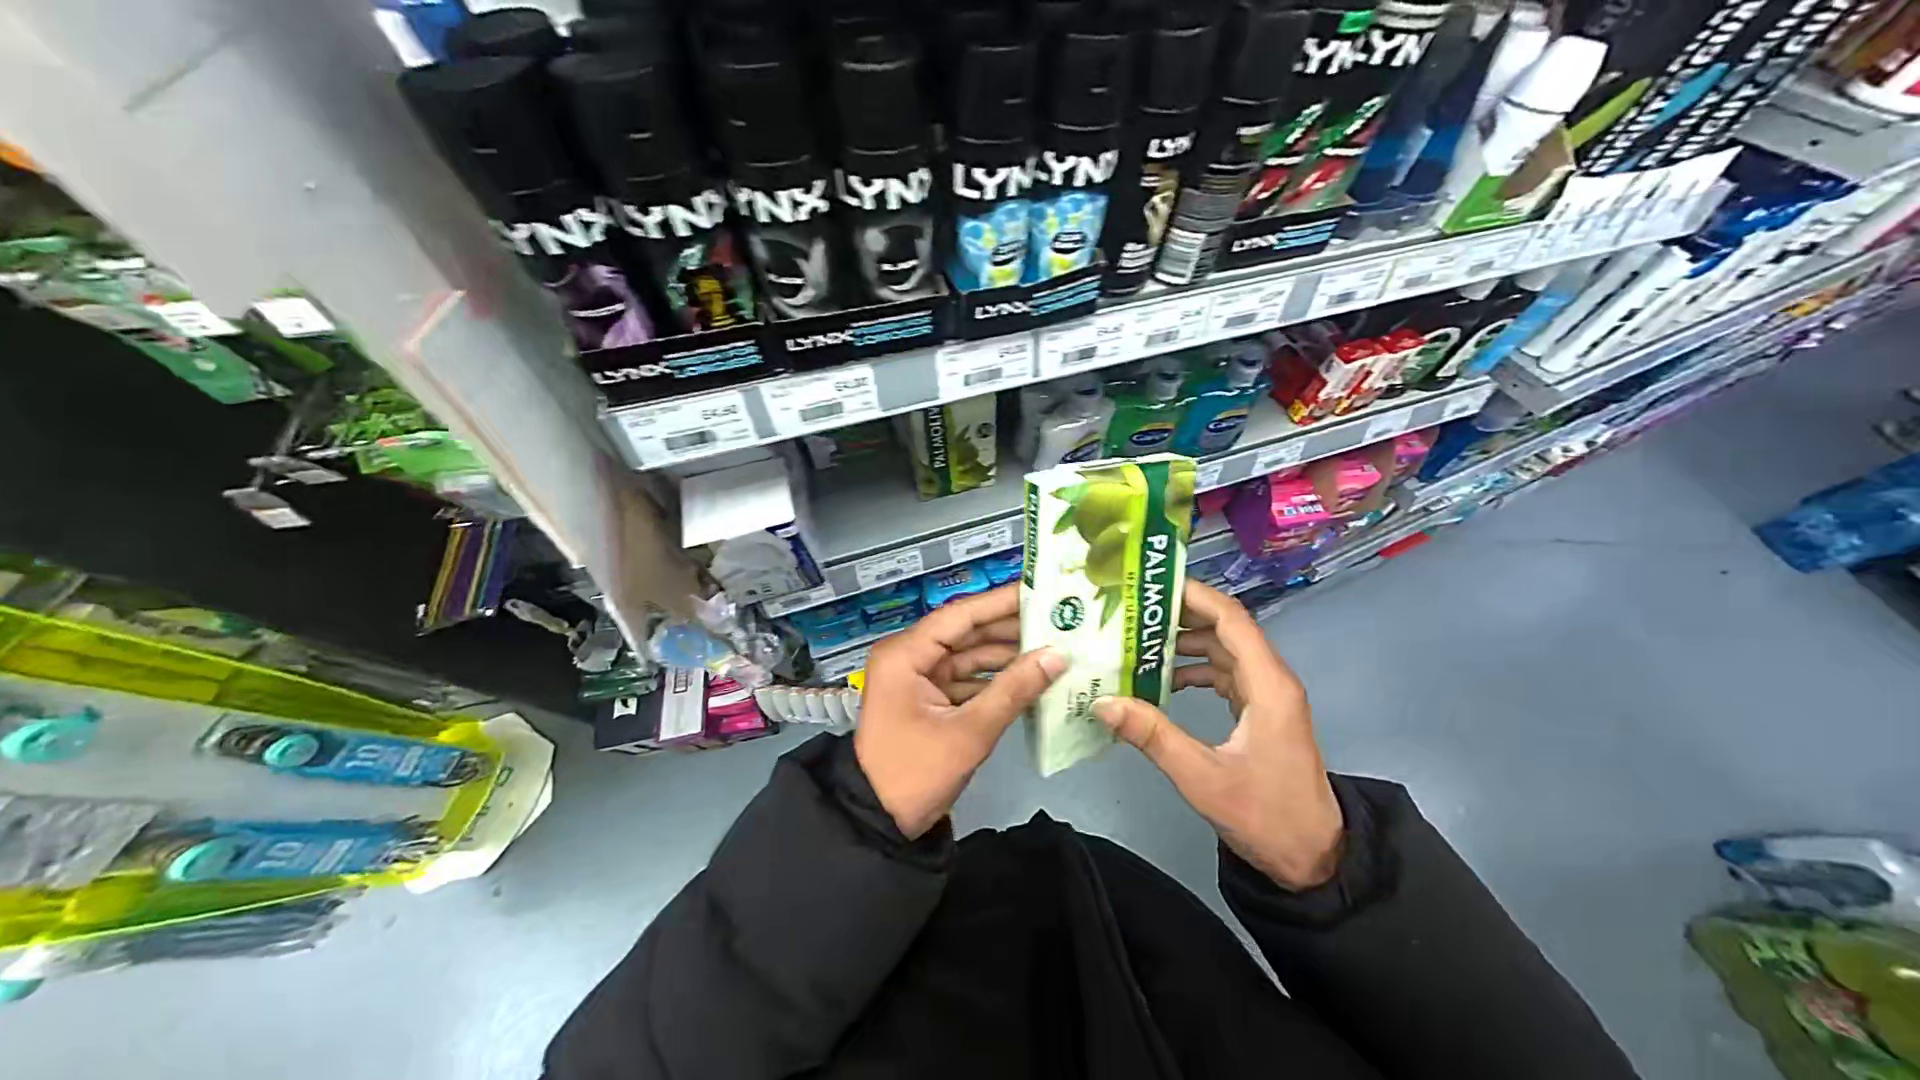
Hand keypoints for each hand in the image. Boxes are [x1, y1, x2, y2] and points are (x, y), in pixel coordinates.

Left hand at [855, 585, 1066, 839]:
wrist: (879, 822)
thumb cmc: (916, 773)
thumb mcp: (969, 732)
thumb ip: (1014, 690)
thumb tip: (1058, 655)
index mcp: (906, 654)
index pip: (960, 615)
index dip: (1001, 602)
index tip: (1041, 591)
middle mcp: (909, 656)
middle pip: (966, 633)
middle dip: (1011, 629)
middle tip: (1059, 619)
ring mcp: (918, 678)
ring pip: (969, 655)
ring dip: (1007, 655)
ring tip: (1055, 646)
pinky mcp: (928, 698)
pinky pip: (967, 678)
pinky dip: (996, 680)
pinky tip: (1032, 677)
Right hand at [1094, 581, 1343, 889]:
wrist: (1314, 857)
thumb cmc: (1265, 814)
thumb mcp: (1201, 777)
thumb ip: (1153, 735)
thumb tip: (1103, 701)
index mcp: (1267, 685)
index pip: (1230, 619)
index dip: (1194, 596)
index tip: (1151, 585)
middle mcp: (1271, 680)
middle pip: (1226, 629)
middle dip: (1180, 616)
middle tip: (1132, 612)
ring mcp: (1268, 696)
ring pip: (1225, 651)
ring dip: (1185, 643)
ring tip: (1138, 641)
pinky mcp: (1262, 713)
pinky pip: (1226, 675)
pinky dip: (1195, 670)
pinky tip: (1163, 680)